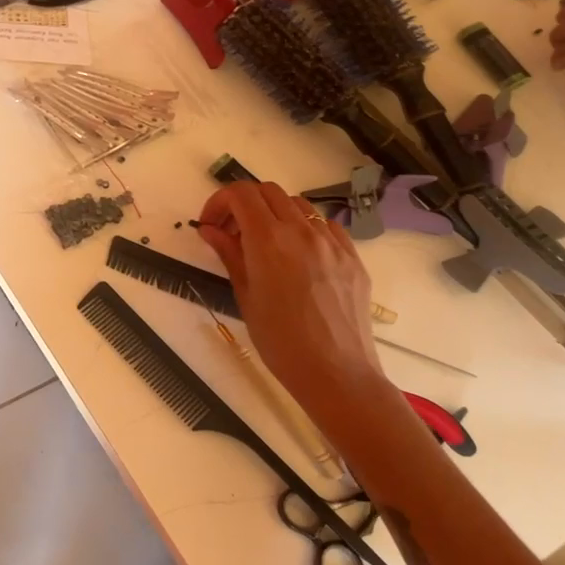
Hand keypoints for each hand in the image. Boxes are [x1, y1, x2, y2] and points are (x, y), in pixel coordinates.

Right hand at [197, 182, 384, 413]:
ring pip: (298, 204)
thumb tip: (211, 229)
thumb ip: (228, 254)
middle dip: (244, 203)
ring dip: (274, 212)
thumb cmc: (279, 339)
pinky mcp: (353, 258)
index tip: (211, 224)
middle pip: (268, 191)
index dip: (219, 201)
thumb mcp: (244, 295)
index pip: (241, 193)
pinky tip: (298, 254)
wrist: (336, 373)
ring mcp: (332, 243)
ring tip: (264, 242)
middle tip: (232, 232)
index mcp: (269, 240)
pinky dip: (305, 227)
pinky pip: (326, 226)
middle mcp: (302, 232)